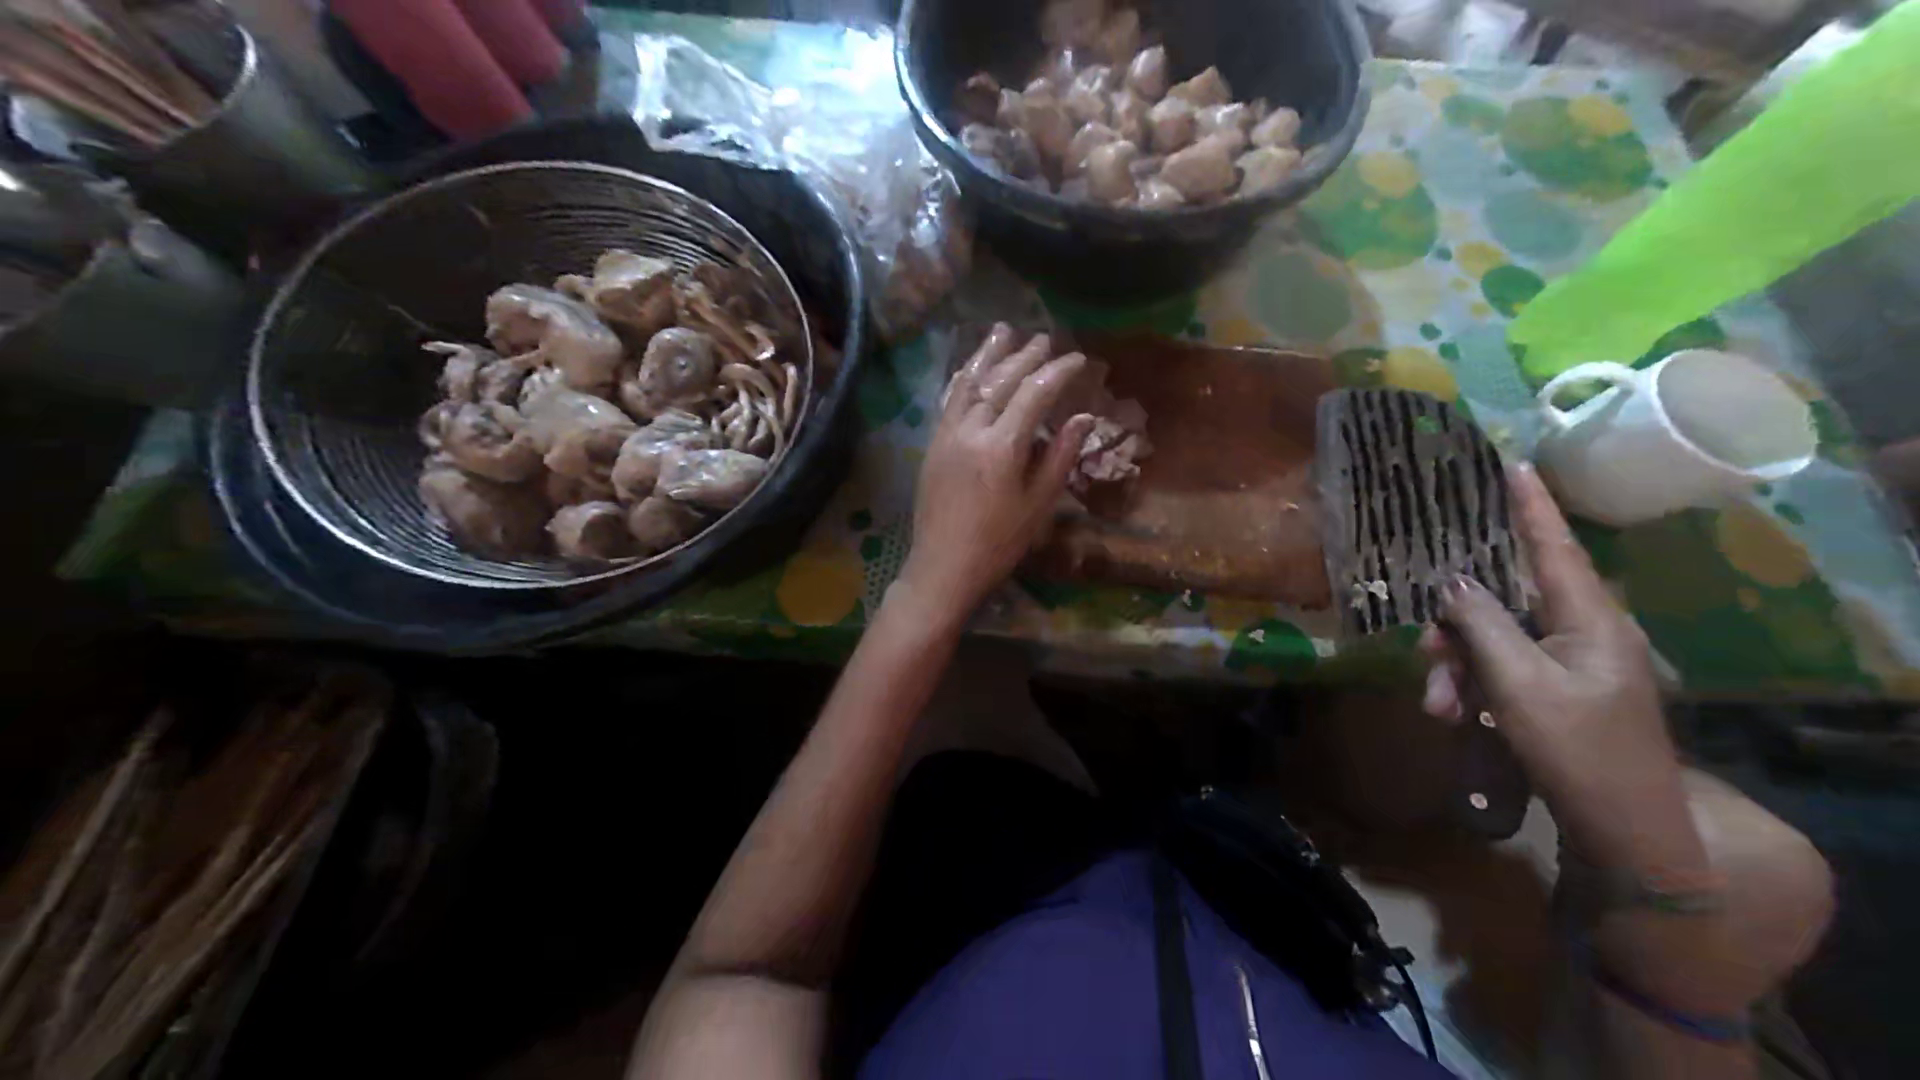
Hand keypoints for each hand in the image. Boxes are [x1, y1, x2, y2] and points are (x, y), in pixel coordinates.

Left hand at [896, 325, 1094, 618]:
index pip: (1032, 394)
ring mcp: (946, 435)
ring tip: (1003, 332)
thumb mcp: (1038, 504)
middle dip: (1023, 357)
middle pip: (999, 382)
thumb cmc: (998, 543)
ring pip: (968, 385)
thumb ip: (1060, 456)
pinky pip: (949, 401)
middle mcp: (970, 431)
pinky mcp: (933, 446)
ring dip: (988, 356)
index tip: (1077, 358)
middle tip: (1044, 339)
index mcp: (1001, 447)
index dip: (1057, 372)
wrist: (943, 567)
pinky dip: (964, 380)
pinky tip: (970, 370)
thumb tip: (1083, 416)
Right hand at [1420, 462, 1698, 876]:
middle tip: (1422, 648)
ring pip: (1492, 639)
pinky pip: (1500, 669)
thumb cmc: (1576, 748)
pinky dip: (1471, 687)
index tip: (1512, 464)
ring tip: (1437, 705)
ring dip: (1456, 666)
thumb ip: (1482, 624)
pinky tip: (1453, 716)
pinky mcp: (1556, 688)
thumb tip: (1451, 581)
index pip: (1555, 548)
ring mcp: (1570, 662)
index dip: (1531, 507)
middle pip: (1504, 600)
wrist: (1623, 828)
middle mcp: (1583, 630)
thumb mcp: (1517, 683)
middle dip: (1456, 623)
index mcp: (1590, 619)